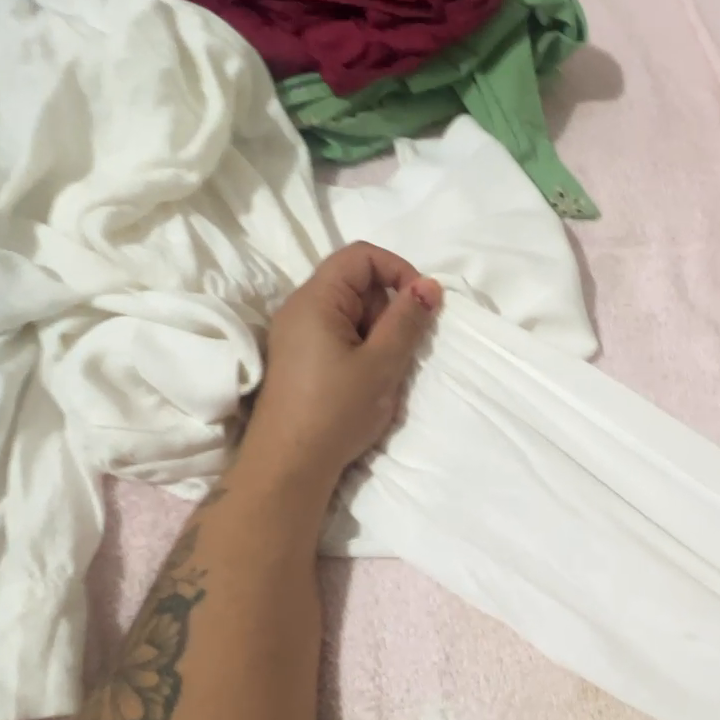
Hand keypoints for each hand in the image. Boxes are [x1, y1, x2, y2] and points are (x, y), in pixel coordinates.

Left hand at [242, 241, 442, 477]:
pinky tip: (368, 383)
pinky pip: (340, 337)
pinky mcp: (301, 359)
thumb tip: (429, 285)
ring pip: (351, 314)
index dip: (398, 270)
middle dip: (389, 309)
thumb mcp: (382, 364)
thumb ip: (407, 321)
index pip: (361, 256)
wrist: (290, 463)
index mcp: (316, 299)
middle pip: (356, 283)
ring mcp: (298, 334)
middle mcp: (301, 308)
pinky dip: (363, 351)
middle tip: (400, 350)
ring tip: (385, 374)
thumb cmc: (337, 411)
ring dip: (379, 335)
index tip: (423, 305)